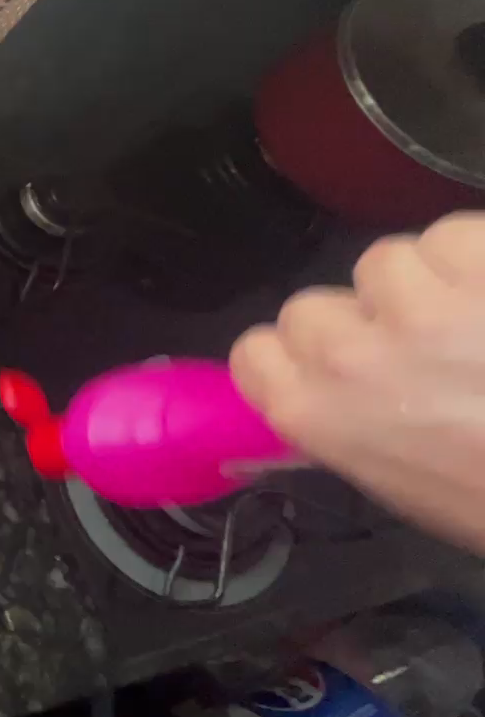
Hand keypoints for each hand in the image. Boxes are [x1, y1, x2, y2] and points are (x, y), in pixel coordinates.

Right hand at [231, 211, 484, 551]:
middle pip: (311, 305)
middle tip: (425, 345)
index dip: (295, 352)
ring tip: (477, 308)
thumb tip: (324, 390)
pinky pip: (457, 234)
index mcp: (310, 413)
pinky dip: (478, 251)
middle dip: (362, 318)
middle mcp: (348, 359)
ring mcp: (424, 317)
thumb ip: (345, 422)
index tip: (339, 366)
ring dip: (425, 279)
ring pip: (384, 260)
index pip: (255, 349)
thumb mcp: (396, 481)